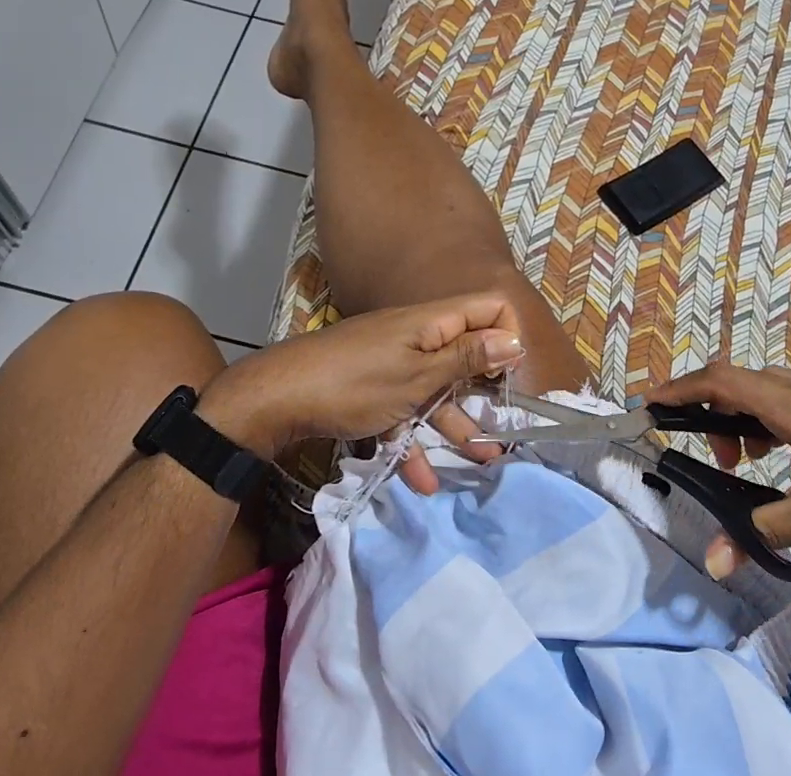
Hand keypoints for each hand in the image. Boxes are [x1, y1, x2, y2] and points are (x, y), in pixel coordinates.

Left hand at [198, 292, 522, 491]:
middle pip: (463, 357)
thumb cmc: (354, 383)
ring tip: (480, 464)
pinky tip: (423, 481)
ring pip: (434, 393)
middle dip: (484, 395)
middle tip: (505, 432)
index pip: (487, 309)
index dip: (506, 336)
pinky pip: (403, 413)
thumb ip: (465, 358)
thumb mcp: (416, 375)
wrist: (276, 398)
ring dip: (453, 427)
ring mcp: (392, 364)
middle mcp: (415, 337)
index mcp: (430, 322)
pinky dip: (412, 442)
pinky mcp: (371, 391)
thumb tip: (513, 338)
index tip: (509, 377)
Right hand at [645, 364, 790, 577]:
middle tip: (706, 455)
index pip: (723, 382)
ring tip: (743, 461)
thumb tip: (714, 564)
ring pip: (769, 391)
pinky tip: (785, 463)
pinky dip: (769, 424)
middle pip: (741, 381)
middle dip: (709, 410)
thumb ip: (761, 534)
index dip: (681, 389)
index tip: (650, 405)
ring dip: (742, 418)